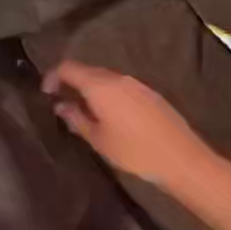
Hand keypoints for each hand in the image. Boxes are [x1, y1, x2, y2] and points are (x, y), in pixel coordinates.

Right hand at [44, 61, 230, 198]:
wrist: (185, 161)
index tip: (46, 92)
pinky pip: (121, 86)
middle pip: (86, 71)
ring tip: (86, 110)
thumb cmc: (135, 152)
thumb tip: (60, 105)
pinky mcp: (151, 94)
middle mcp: (117, 78)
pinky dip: (108, 94)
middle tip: (62, 101)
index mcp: (100, 85)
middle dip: (71, 82)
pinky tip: (111, 114)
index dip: (52, 76)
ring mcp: (137, 85)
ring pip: (105, 78)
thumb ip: (76, 119)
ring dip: (91, 89)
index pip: (68, 68)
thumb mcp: (98, 139)